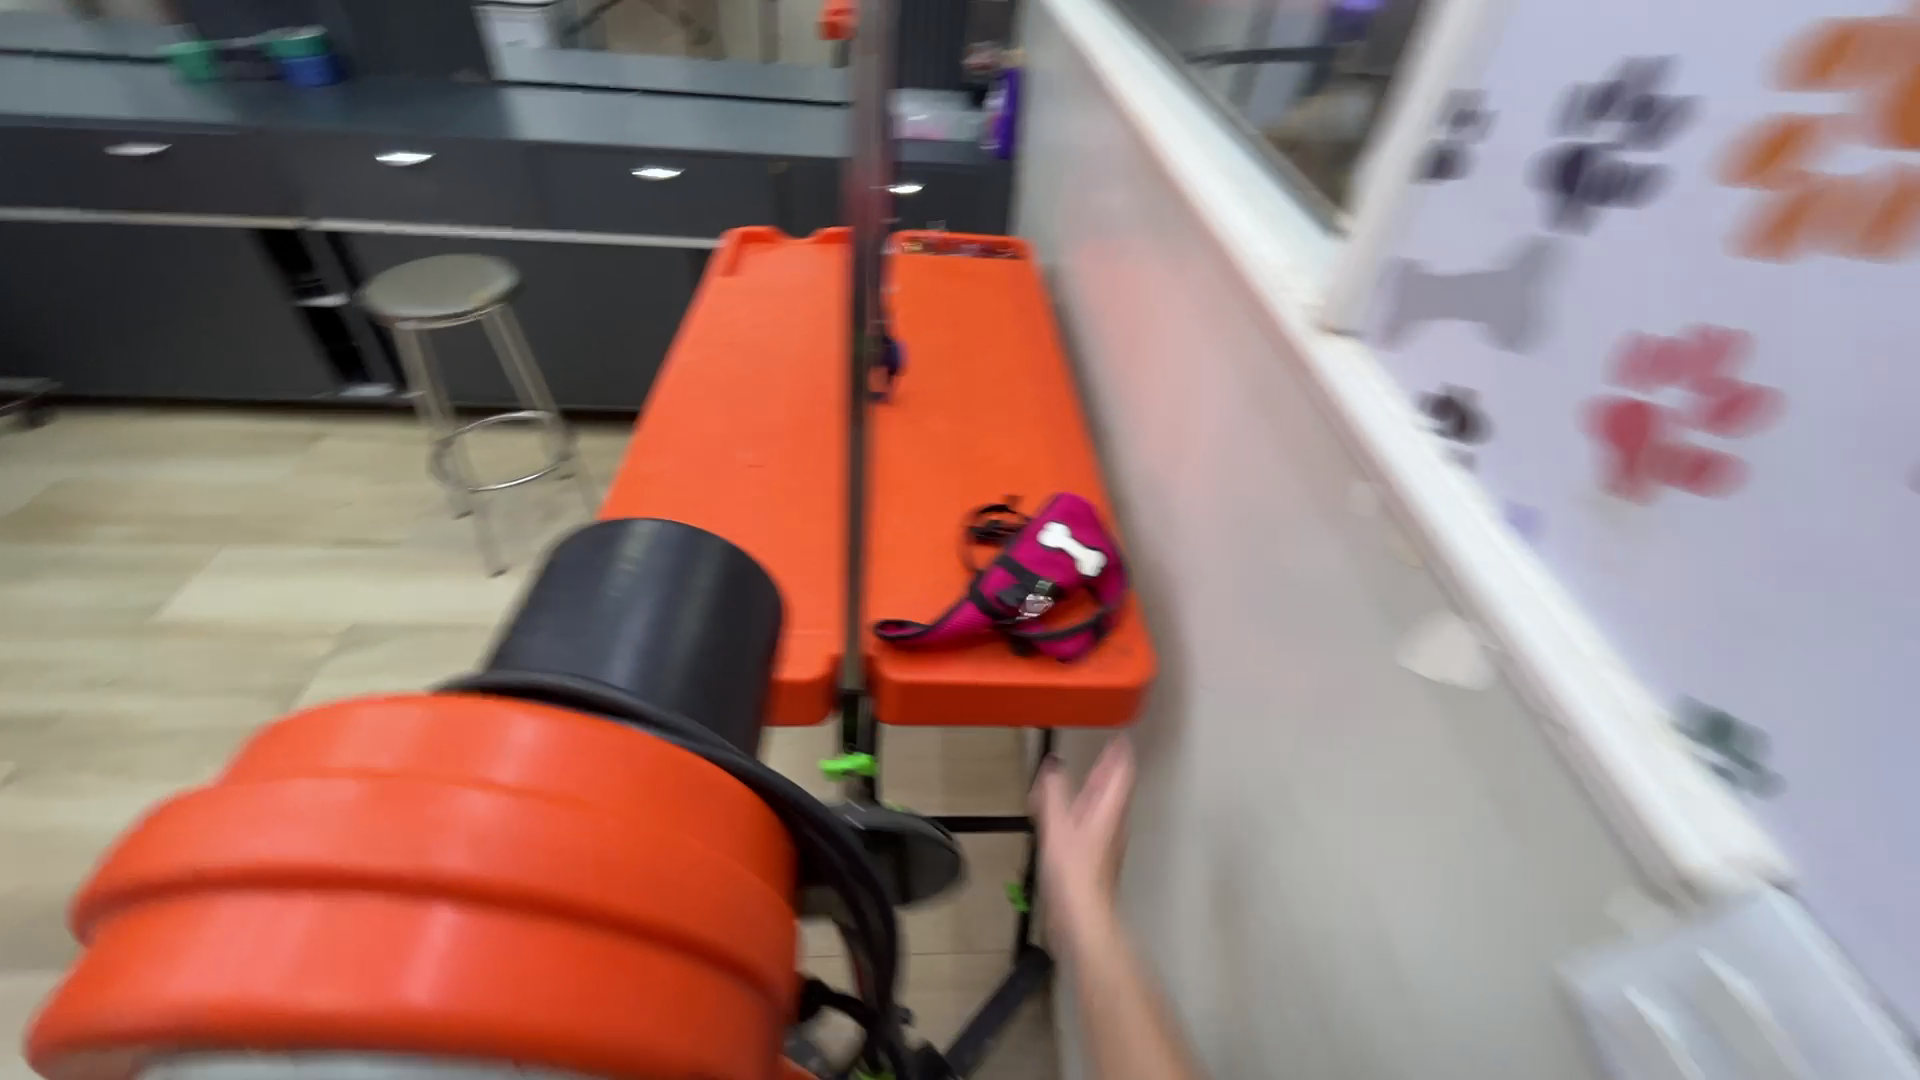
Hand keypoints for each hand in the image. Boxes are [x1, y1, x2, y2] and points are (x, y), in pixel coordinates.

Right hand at [1031, 736, 1135, 934]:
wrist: (1083, 917)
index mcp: (1109, 811)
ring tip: (1093, 773)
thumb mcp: (1058, 825)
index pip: (1121, 775)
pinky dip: (1086, 807)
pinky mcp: (1095, 855)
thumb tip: (1053, 765)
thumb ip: (1054, 793)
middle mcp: (1113, 823)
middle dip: (1111, 768)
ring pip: (1106, 806)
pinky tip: (1074, 810)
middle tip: (1110, 749)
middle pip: (1116, 789)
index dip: (1121, 755)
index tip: (1121, 737)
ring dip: (1099, 787)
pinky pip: (1094, 820)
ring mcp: (1106, 840)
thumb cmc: (1075, 872)